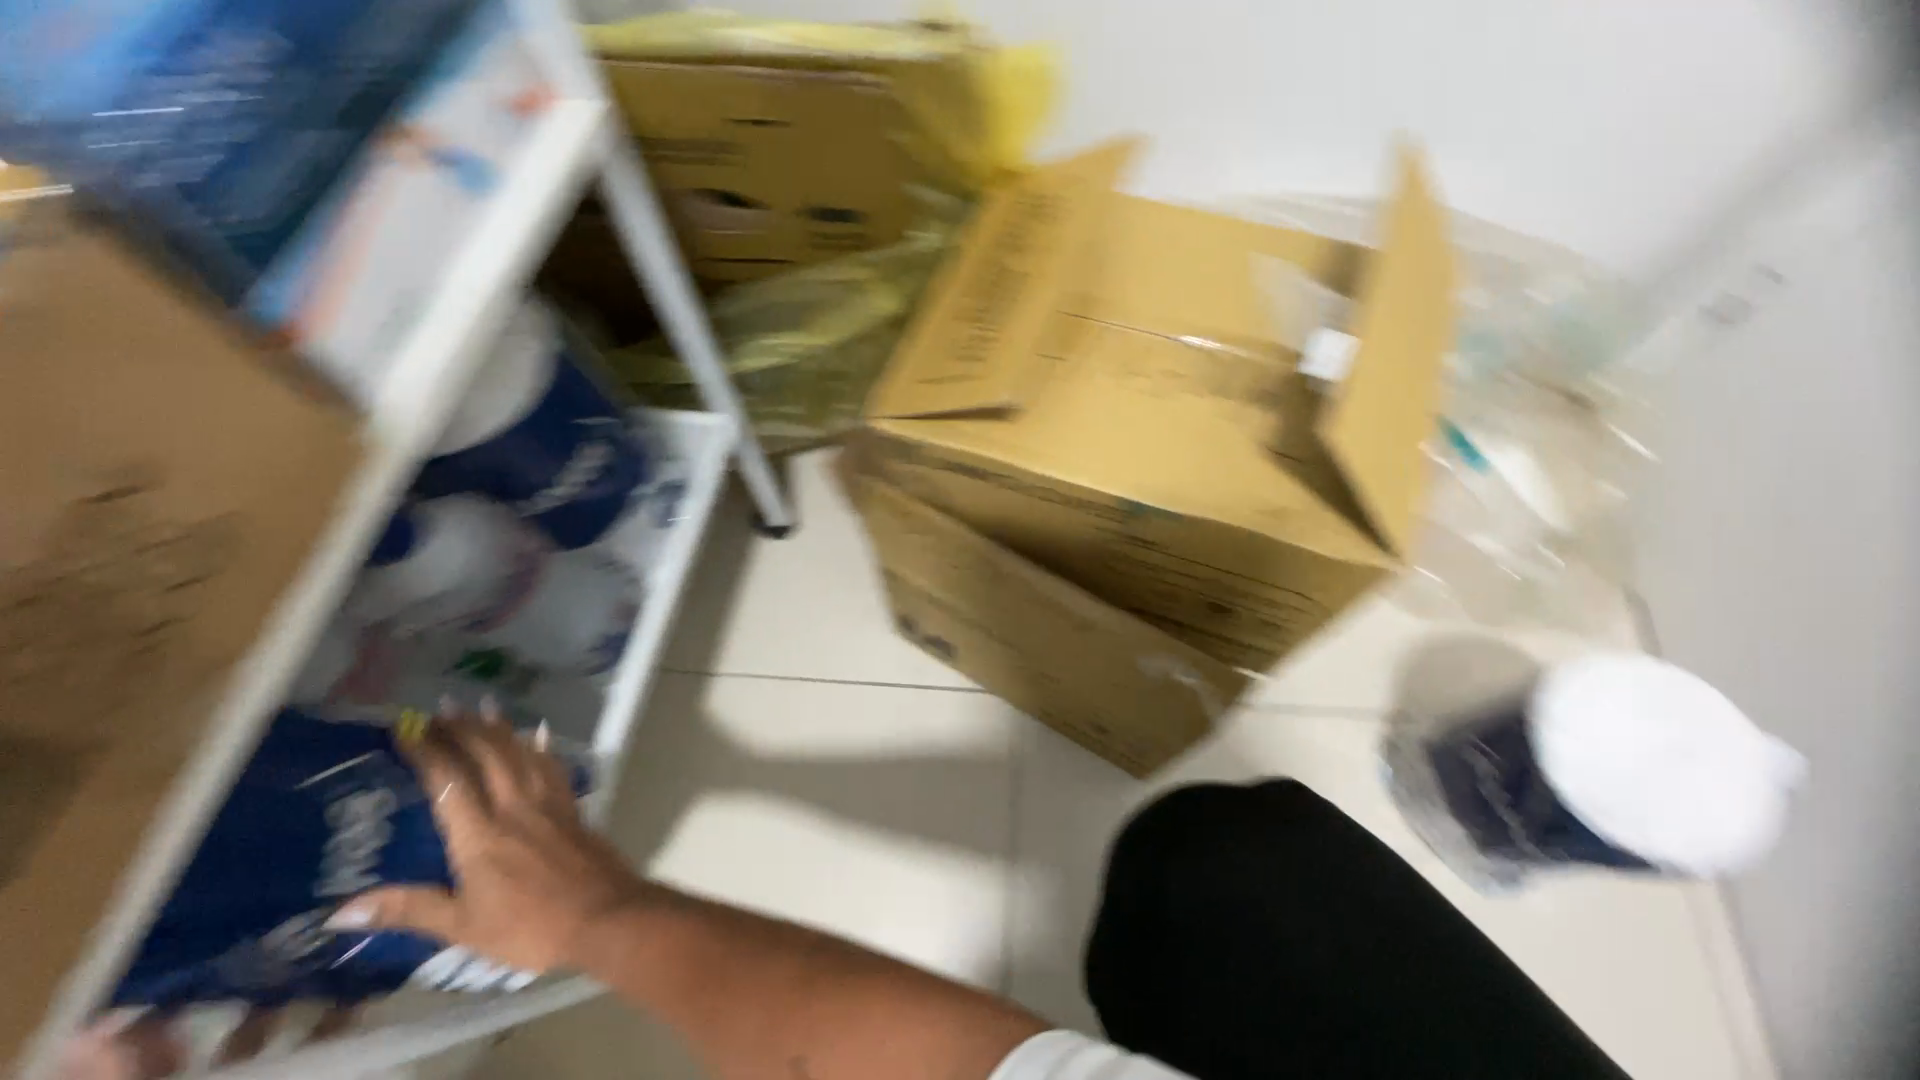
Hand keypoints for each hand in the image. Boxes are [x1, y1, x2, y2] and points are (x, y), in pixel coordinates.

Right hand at [326, 706, 645, 973]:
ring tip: (485, 705)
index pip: (449, 781)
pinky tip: (538, 734)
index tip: (406, 728)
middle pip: (489, 756)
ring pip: (522, 755)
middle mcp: (514, 808)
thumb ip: (407, 910)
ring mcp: (549, 805)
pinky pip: (554, 768)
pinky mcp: (574, 810)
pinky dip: (542, 748)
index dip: (427, 751)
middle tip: (444, 707)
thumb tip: (339, 911)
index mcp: (481, 834)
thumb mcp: (462, 927)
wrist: (605, 918)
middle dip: (464, 729)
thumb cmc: (530, 928)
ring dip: (501, 729)